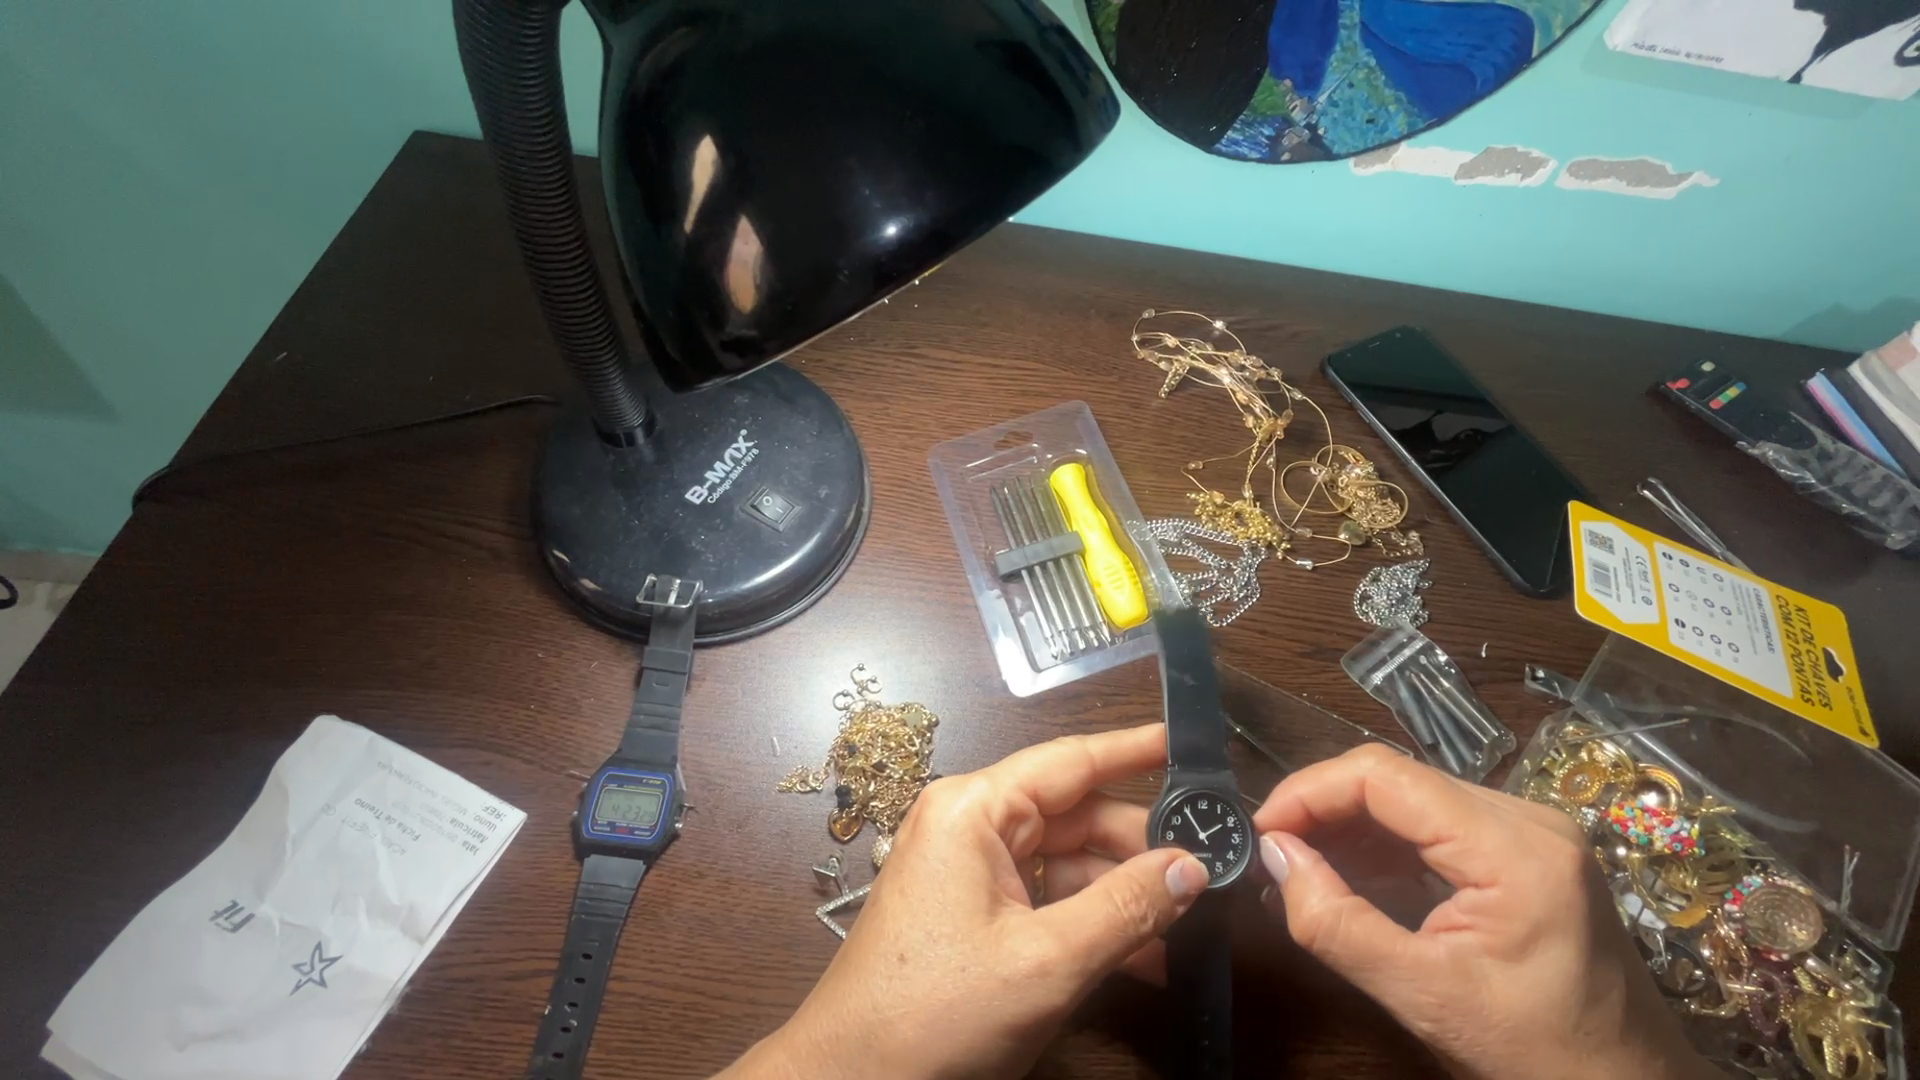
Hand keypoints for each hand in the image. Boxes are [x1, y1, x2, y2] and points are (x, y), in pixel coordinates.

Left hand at [721, 724, 1208, 1079]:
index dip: (1133, 750)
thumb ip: (1125, 909)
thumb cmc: (934, 1013)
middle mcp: (971, 823)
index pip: (1070, 761)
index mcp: (975, 809)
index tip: (1186, 742)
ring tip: (1186, 924)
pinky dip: (1089, 921)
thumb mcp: (1045, 962)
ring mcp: (970, 865)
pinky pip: (1044, 897)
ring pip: (1065, 861)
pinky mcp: (973, 906)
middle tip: (1207, 867)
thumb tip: (1190, 867)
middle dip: (1139, 845)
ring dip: (1121, 895)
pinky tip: (1142, 958)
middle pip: (1074, 815)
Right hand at [1253, 745, 1716, 1079]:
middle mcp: (1524, 817)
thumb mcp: (1424, 997)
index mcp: (1512, 847)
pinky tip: (1342, 871)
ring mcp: (1525, 830)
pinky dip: (1376, 842)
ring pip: (1405, 796)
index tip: (1262, 831)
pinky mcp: (1518, 850)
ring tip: (1296, 862)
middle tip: (1272, 850)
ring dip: (1343, 823)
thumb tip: (1271, 855)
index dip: (1309, 790)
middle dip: (1321, 807)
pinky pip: (1428, 823)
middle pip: (1392, 778)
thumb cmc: (1537, 1057)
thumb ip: (1336, 924)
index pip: (1383, 775)